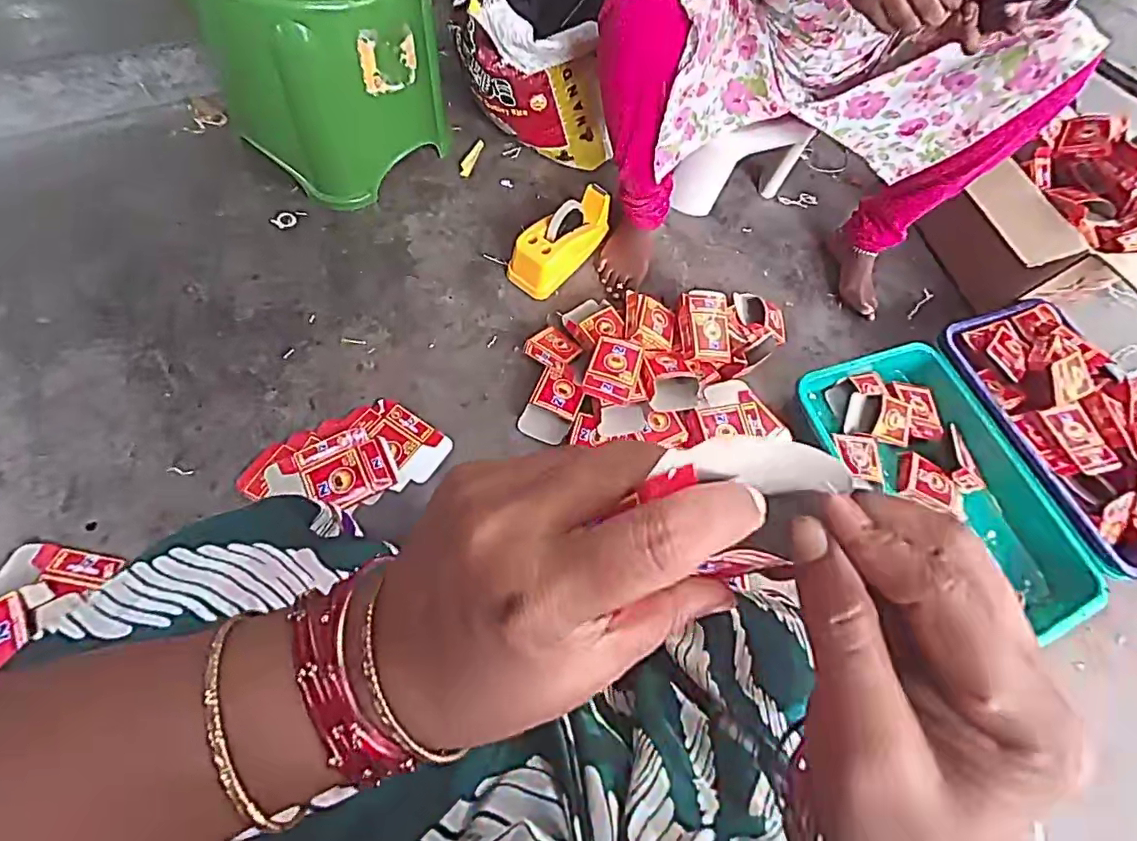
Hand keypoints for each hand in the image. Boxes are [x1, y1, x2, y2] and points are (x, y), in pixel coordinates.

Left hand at [370, 445, 766, 751]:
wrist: (387, 658)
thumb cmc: (497, 684)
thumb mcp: (590, 670)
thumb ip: (665, 608)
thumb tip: (728, 569)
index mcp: (545, 599)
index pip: (654, 533)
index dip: (716, 509)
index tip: (749, 503)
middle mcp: (514, 528)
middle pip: (633, 465)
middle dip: (682, 476)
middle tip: (700, 501)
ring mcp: (490, 487)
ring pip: (602, 452)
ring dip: (638, 475)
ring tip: (636, 511)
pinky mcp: (478, 467)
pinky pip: (564, 457)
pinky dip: (593, 476)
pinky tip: (581, 508)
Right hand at [789, 494, 1086, 840]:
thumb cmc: (883, 837)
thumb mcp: (859, 746)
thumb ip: (840, 632)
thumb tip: (812, 534)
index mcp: (1032, 718)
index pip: (950, 594)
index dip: (880, 543)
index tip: (818, 511)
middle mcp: (1037, 678)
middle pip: (961, 564)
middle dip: (885, 527)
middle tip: (819, 514)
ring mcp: (1011, 662)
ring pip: (949, 561)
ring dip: (884, 535)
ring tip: (828, 529)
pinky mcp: (976, 653)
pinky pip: (930, 582)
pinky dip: (884, 559)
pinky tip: (847, 555)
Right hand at [833, 0, 963, 36]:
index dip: (953, 2)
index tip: (951, 6)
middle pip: (929, 10)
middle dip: (936, 18)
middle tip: (934, 17)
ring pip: (909, 23)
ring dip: (915, 26)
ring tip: (915, 20)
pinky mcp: (866, 3)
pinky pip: (887, 27)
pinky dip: (894, 27)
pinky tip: (896, 19)